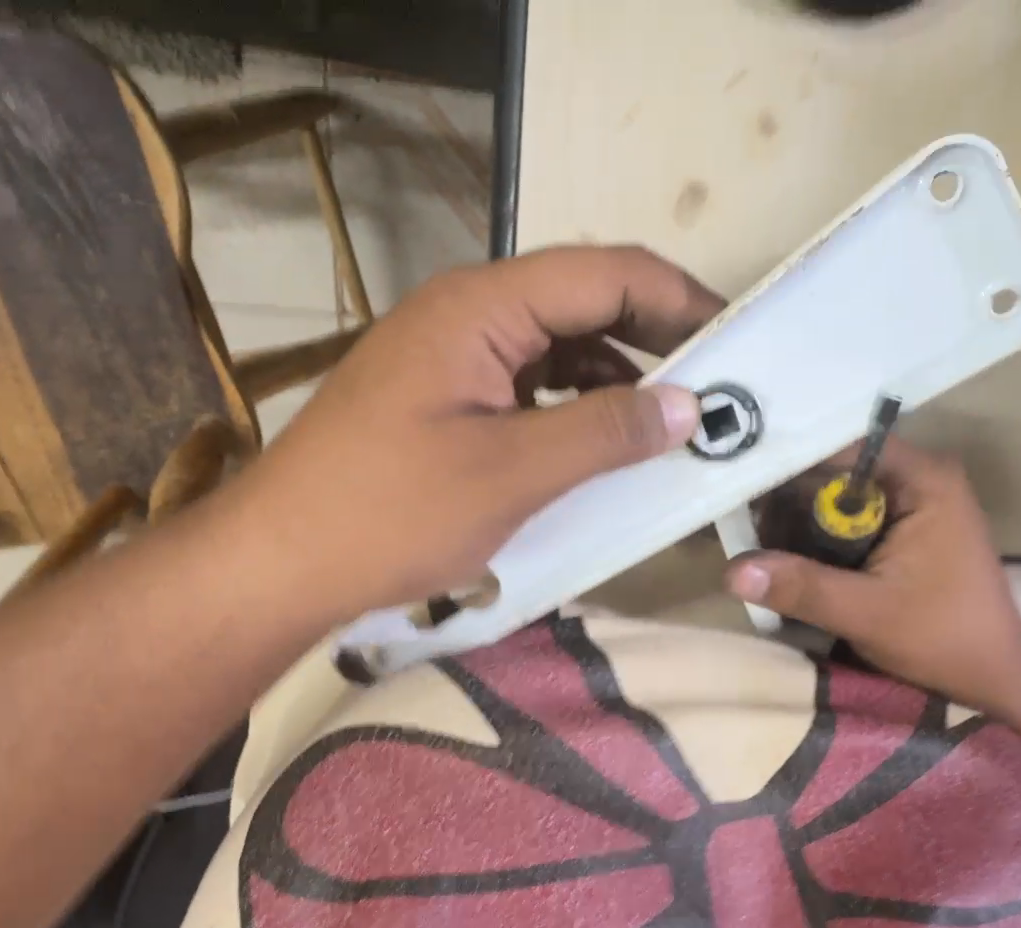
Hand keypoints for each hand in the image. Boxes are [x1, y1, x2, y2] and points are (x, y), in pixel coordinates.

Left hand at [231, 246, 722, 619]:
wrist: (279, 561)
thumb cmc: (389, 511)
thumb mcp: (510, 473)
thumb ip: (604, 431)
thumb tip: (688, 405)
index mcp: (483, 306)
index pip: (606, 273)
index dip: (681, 299)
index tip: (742, 339)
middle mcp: (468, 311)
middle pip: (583, 300)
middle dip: (657, 336)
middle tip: (722, 382)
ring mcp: (452, 353)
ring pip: (557, 344)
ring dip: (617, 375)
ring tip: (676, 418)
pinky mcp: (444, 395)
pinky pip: (528, 382)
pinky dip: (574, 405)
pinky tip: (606, 441)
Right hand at [725, 444, 1020, 713]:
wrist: (997, 678)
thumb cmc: (944, 638)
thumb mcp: (867, 613)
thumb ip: (801, 587)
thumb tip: (731, 572)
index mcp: (923, 479)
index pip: (840, 447)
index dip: (787, 459)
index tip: (736, 476)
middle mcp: (918, 477)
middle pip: (833, 469)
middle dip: (785, 496)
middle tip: (735, 518)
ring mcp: (912, 502)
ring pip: (835, 495)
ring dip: (795, 520)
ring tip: (752, 542)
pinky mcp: (903, 528)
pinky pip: (847, 518)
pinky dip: (815, 536)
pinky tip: (782, 557)